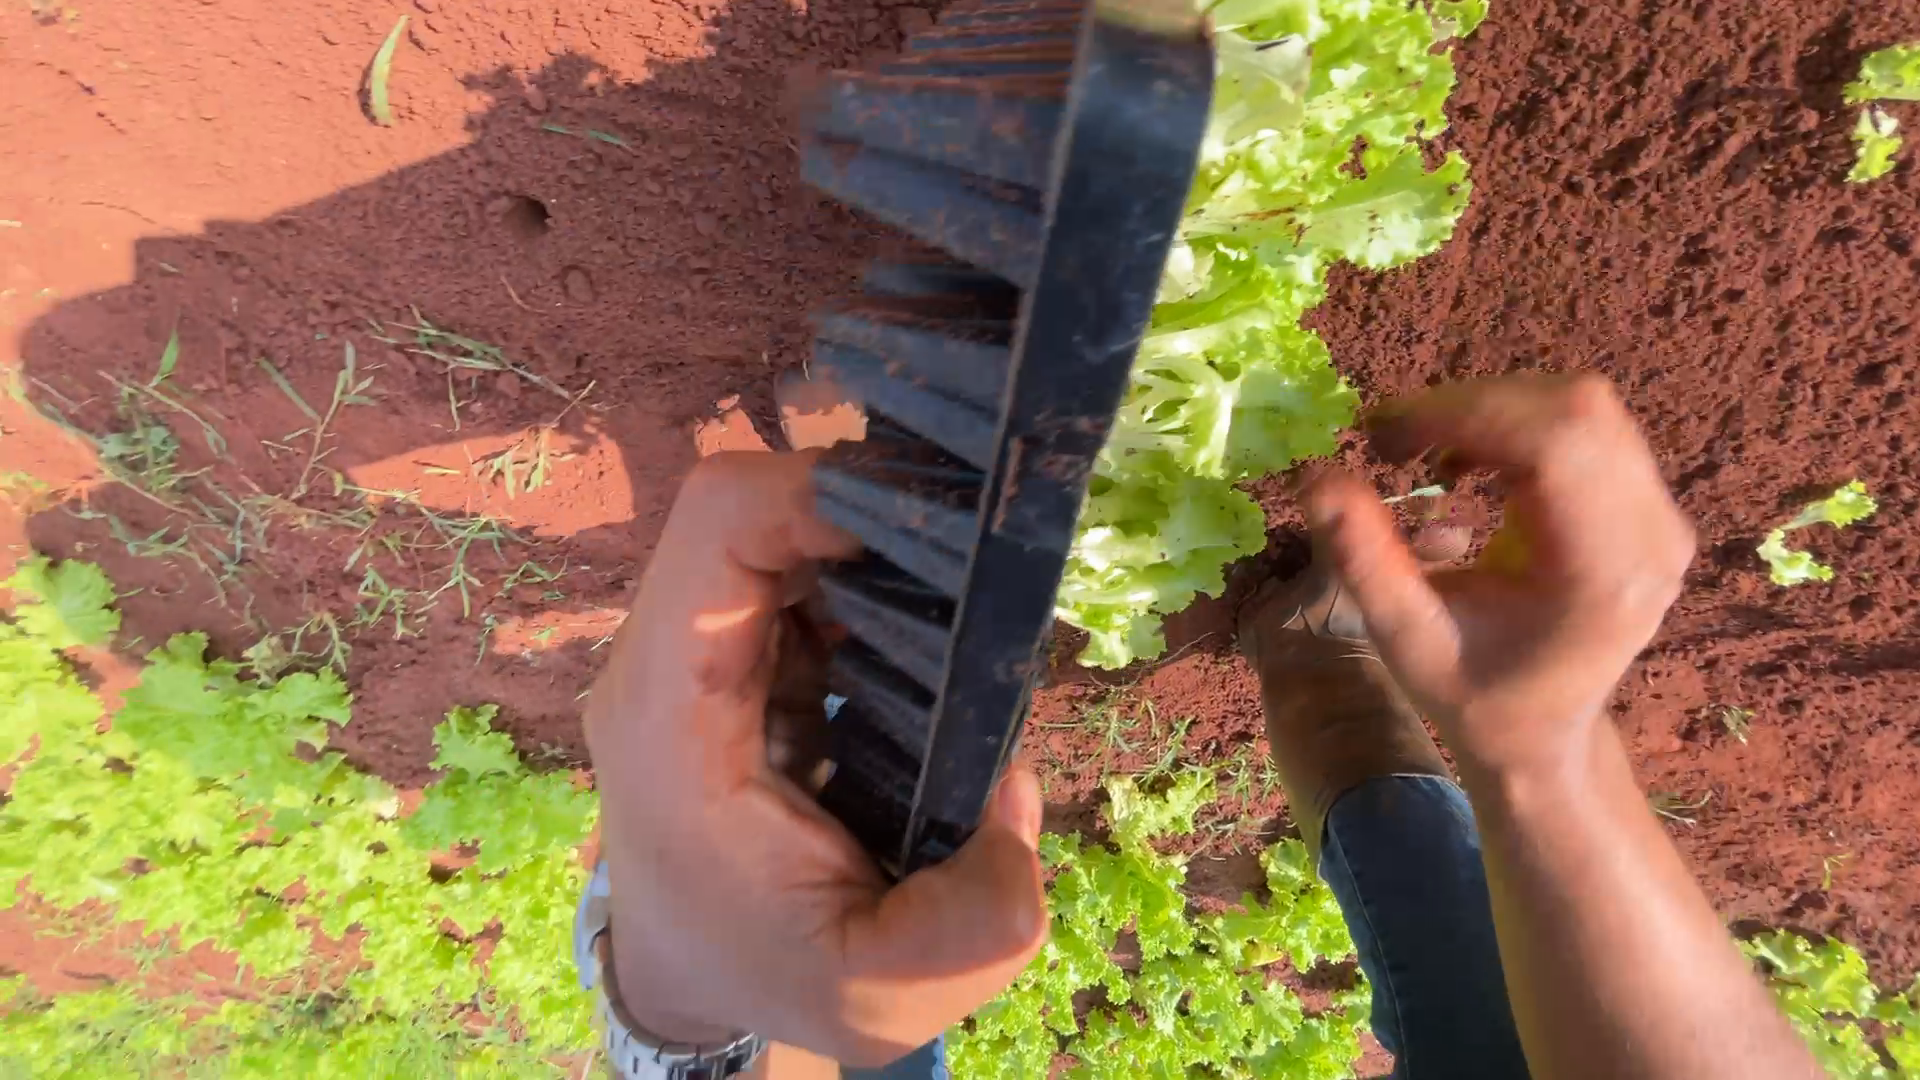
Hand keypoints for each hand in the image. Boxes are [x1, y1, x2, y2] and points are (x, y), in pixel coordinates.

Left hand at [583, 451, 1046, 1065]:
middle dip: (873, 508)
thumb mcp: (873, 999)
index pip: (719, 524)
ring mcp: (708, 640)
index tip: (926, 530)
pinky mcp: (749, 646)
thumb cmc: (759, 966)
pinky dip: (879, 570)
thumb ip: (973, 926)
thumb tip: (1013, 790)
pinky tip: (934, 620)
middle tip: (970, 550)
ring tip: (963, 586)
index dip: (823, 491)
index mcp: (670, 709)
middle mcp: (674, 650)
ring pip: (788, 526)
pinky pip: (810, 566)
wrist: (696, 963)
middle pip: (758, 504)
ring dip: (880, 539)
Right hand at [1303, 374, 1694, 786]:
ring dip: (1482, 410)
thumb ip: (1362, 560)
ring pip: (1577, 406)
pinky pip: (1577, 426)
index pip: (1555, 442)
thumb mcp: (1403, 639)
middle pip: (1573, 409)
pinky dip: (1504, 424)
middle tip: (1385, 440)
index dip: (1462, 416)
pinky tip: (1459, 460)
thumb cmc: (1472, 695)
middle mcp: (1651, 530)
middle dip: (1464, 406)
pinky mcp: (1638, 502)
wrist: (1541, 731)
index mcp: (1602, 569)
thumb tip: (1313, 476)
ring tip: (1415, 448)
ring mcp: (1655, 512)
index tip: (1379, 435)